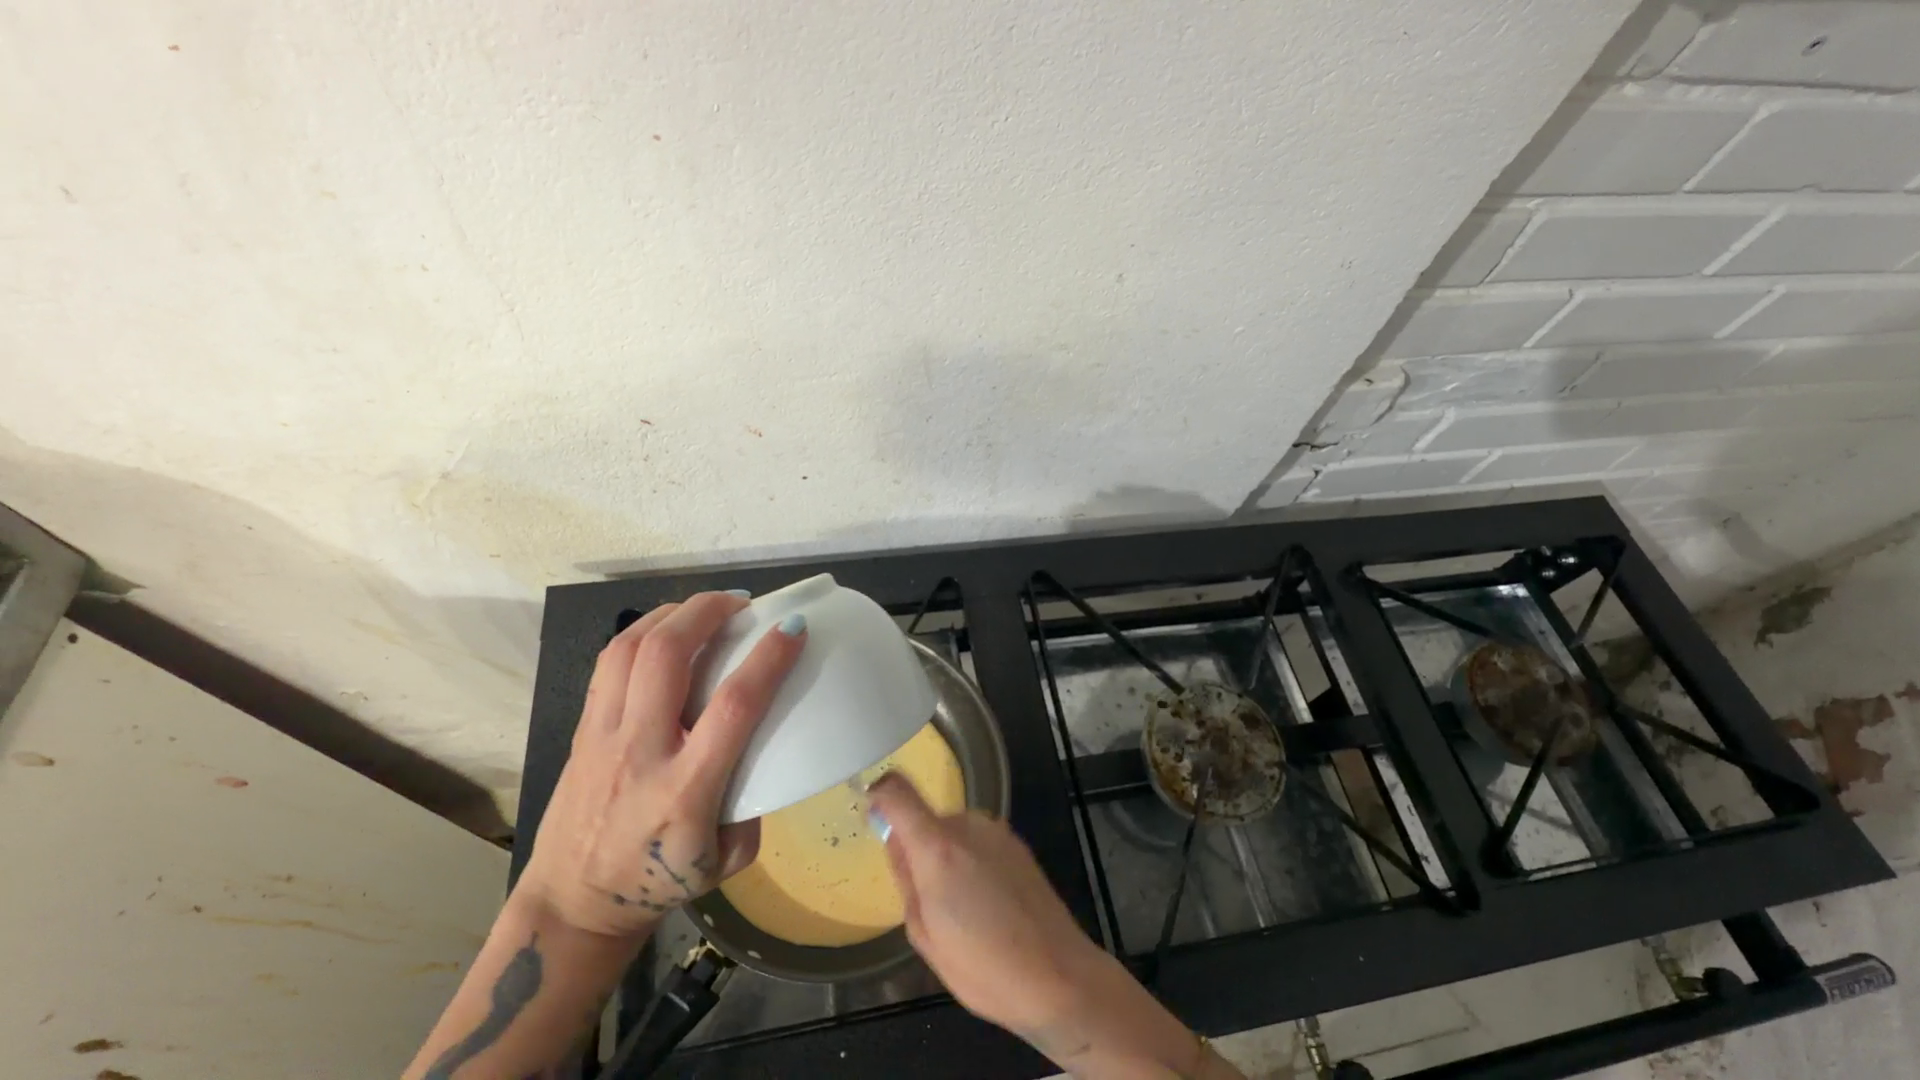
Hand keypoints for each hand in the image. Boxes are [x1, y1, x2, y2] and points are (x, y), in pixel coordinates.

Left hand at [518, 591, 805, 938]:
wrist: (574, 902)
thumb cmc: (659, 882)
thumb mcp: (728, 860)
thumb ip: (753, 806)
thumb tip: (768, 748)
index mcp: (685, 791)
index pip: (733, 706)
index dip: (767, 659)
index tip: (794, 627)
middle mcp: (641, 752)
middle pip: (666, 656)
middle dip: (707, 612)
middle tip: (742, 604)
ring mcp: (603, 736)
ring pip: (628, 649)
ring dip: (671, 614)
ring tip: (704, 609)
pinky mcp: (581, 729)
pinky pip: (608, 663)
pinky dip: (640, 633)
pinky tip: (665, 631)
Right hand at [865, 772, 1108, 1035]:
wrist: (1056, 974)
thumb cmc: (983, 966)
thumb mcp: (924, 934)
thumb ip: (905, 879)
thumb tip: (896, 843)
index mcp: (937, 848)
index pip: (896, 792)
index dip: (879, 795)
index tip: (873, 814)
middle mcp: (968, 827)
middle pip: (928, 820)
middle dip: (921, 849)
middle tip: (930, 900)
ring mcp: (998, 832)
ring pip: (954, 832)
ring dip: (949, 857)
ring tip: (966, 910)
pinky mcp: (1019, 844)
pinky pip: (979, 842)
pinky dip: (974, 863)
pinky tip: (990, 905)